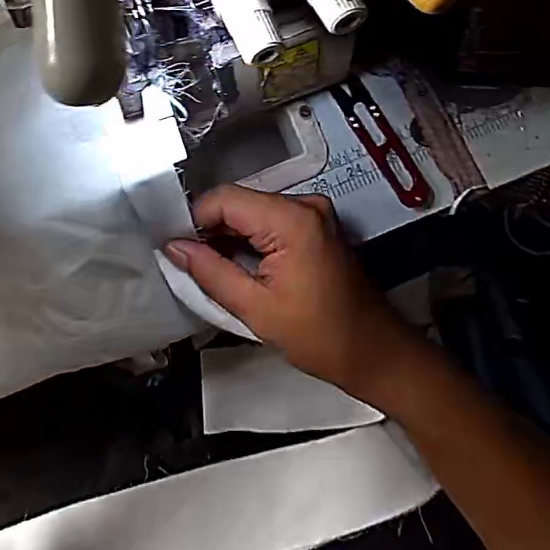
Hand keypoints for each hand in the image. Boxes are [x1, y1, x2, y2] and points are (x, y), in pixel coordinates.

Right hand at [165, 186, 425, 399]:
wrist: (375, 351)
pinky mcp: (316, 223)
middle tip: (186, 259)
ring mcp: (313, 211)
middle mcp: (304, 204)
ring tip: (208, 265)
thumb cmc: (319, 336)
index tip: (174, 245)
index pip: (227, 198)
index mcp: (292, 220)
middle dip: (210, 227)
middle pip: (240, 201)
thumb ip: (211, 272)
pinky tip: (235, 262)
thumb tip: (173, 247)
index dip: (195, 218)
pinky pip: (270, 219)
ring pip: (252, 209)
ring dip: (228, 233)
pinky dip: (250, 237)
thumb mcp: (256, 309)